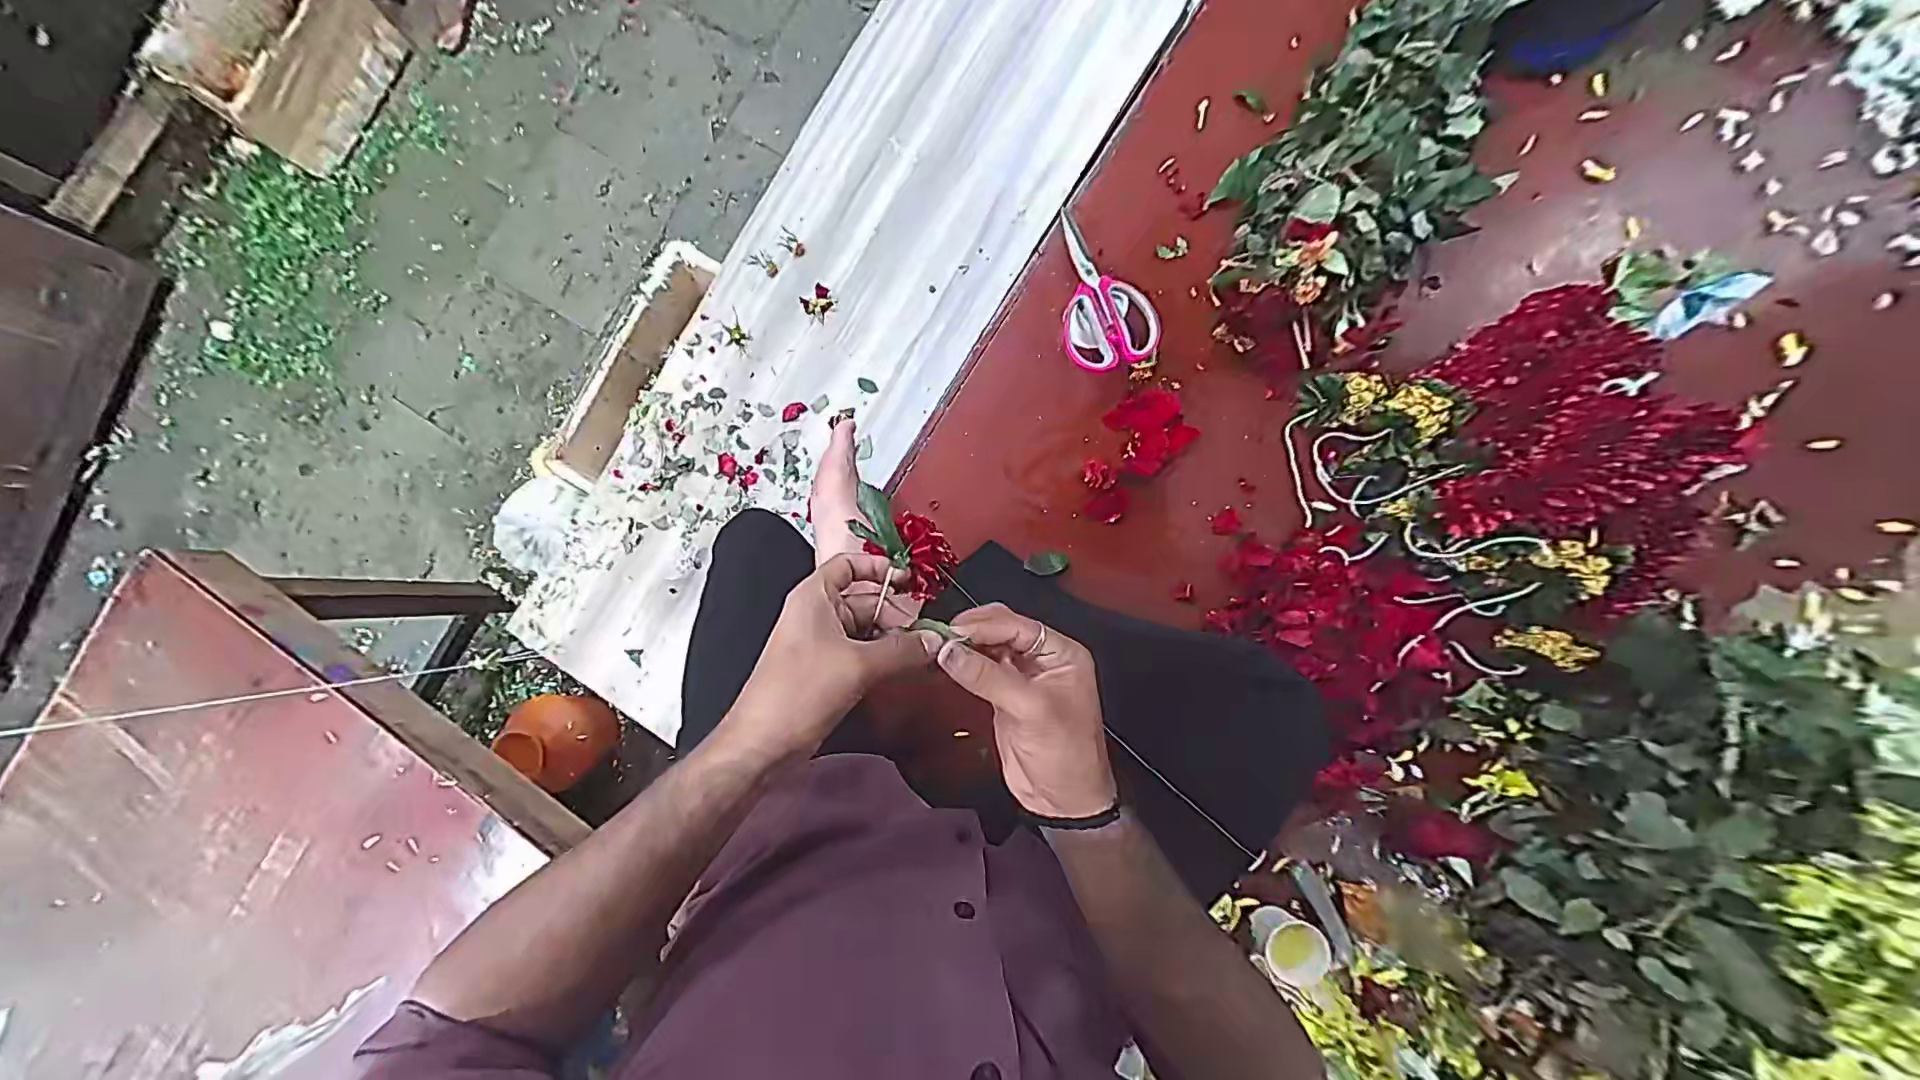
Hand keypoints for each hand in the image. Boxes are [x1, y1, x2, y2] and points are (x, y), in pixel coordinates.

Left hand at [728, 553, 941, 756]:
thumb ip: (902, 649)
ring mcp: (821, 642)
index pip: (849, 563)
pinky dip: (883, 657)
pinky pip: (862, 652)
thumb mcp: (858, 665)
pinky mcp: (827, 669)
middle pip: (865, 599)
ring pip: (867, 628)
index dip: (880, 567)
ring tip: (921, 651)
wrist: (763, 744)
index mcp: (814, 597)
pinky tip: (904, 668)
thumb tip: (933, 640)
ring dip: (894, 638)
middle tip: (925, 631)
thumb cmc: (797, 693)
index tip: (908, 580)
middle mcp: (817, 614)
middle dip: (897, 613)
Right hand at [936, 604, 1115, 818]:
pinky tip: (946, 663)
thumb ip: (989, 677)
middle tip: (942, 637)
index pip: (1019, 626)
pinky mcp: (1004, 696)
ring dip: (965, 647)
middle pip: (1002, 630)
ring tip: (939, 647)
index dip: (985, 624)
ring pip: (989, 648)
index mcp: (1062, 654)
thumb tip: (949, 650)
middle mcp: (1043, 659)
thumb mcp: (1031, 710)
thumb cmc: (1066, 754)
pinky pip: (981, 670)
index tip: (953, 630)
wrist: (1064, 801)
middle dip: (973, 631)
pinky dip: (963, 666)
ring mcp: (1022, 676)